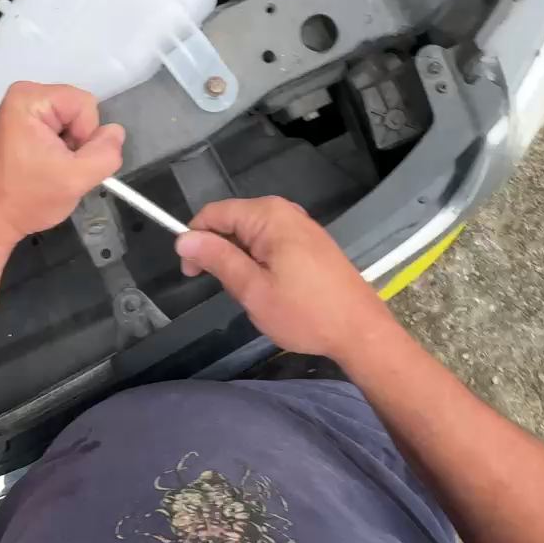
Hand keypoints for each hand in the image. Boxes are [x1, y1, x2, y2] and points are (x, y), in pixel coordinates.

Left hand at [0, 82, 123, 247]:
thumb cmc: (28, 199)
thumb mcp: (77, 179)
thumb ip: (106, 153)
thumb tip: (116, 132)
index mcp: (29, 98)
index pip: (86, 103)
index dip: (86, 134)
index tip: (66, 158)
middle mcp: (22, 96)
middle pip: (78, 109)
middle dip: (77, 140)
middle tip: (58, 165)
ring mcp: (21, 110)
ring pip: (72, 120)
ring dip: (69, 146)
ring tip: (50, 167)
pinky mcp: (22, 125)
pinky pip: (59, 128)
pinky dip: (59, 148)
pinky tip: (45, 166)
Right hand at [175, 197, 400, 360]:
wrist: (361, 331)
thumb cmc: (305, 313)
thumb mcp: (253, 289)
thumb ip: (217, 259)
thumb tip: (182, 238)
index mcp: (268, 216)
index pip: (213, 213)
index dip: (194, 239)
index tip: (191, 273)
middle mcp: (284, 210)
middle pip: (232, 220)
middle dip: (218, 250)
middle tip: (224, 288)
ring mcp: (299, 225)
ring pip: (250, 233)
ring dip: (238, 258)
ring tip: (249, 292)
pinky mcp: (309, 241)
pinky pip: (269, 241)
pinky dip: (258, 260)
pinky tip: (269, 287)